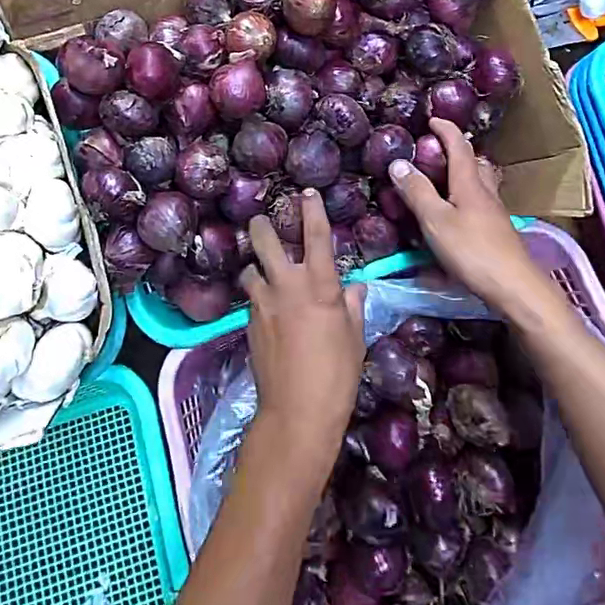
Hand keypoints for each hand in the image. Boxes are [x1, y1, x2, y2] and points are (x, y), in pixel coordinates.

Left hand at [242, 189, 366, 456]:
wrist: (297, 411)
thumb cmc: (337, 374)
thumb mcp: (354, 338)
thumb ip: (353, 306)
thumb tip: (355, 286)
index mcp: (320, 286)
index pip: (316, 236)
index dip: (312, 210)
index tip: (306, 193)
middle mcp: (287, 287)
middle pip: (266, 242)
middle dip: (260, 225)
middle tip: (259, 219)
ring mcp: (263, 304)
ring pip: (250, 270)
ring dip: (255, 267)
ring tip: (261, 272)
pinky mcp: (248, 323)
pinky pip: (251, 300)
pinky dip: (257, 298)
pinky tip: (267, 311)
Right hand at [387, 118, 553, 319]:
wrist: (514, 287)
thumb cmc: (472, 250)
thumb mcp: (435, 220)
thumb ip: (417, 192)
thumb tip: (399, 163)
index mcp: (470, 183)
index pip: (459, 147)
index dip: (446, 131)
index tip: (432, 120)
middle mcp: (486, 193)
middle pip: (476, 163)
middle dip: (459, 151)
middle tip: (438, 151)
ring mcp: (495, 214)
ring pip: (481, 184)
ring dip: (465, 175)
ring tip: (444, 179)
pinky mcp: (497, 232)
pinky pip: (480, 204)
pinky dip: (466, 198)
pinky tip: (456, 213)